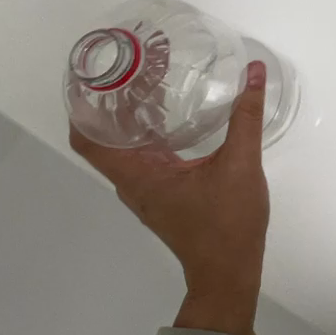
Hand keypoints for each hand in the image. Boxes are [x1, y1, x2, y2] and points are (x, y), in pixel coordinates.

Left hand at [71, 60, 270, 334]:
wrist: (229, 271)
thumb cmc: (227, 221)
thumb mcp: (241, 161)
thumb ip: (247, 114)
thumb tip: (254, 70)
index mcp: (139, 175)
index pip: (88, 140)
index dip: (82, 108)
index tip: (93, 76)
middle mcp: (134, 182)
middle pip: (105, 137)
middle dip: (113, 101)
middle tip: (132, 64)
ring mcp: (148, 189)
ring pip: (125, 145)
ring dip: (133, 114)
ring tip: (153, 78)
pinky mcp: (163, 191)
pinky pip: (144, 153)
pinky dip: (151, 129)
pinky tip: (175, 111)